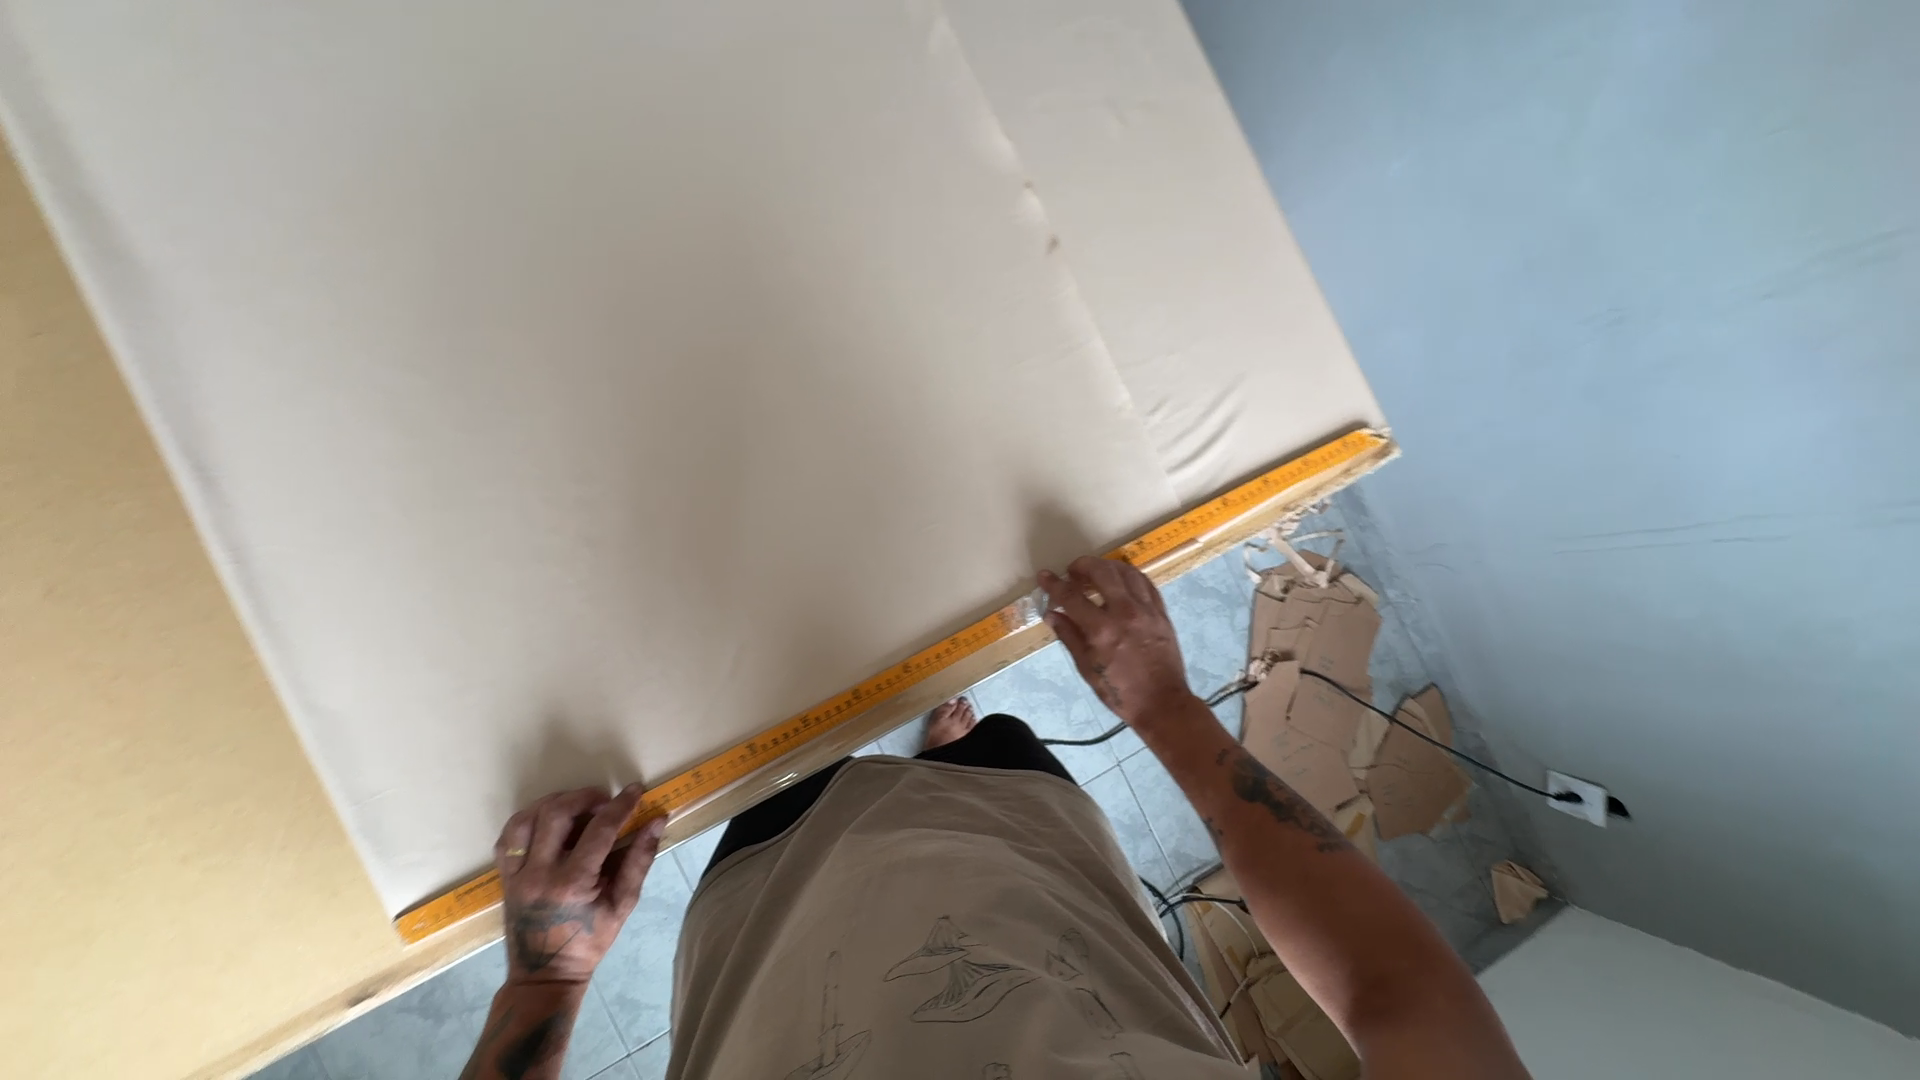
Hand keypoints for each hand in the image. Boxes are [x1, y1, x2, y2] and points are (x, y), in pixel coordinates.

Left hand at [493, 785, 665, 984]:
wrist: (544, 976)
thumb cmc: (590, 941)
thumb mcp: (624, 904)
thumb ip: (640, 859)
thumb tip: (657, 821)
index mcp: (572, 884)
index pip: (599, 830)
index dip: (621, 805)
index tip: (636, 790)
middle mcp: (538, 875)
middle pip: (556, 814)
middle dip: (585, 797)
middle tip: (605, 800)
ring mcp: (516, 876)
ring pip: (526, 819)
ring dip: (554, 803)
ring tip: (576, 806)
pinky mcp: (504, 878)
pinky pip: (508, 838)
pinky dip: (529, 820)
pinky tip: (549, 821)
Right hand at [1039, 556, 1196, 727]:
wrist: (1162, 703)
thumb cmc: (1119, 691)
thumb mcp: (1087, 668)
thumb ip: (1069, 636)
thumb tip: (1051, 614)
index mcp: (1101, 630)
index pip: (1071, 597)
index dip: (1054, 584)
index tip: (1044, 576)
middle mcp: (1125, 613)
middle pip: (1101, 572)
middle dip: (1082, 565)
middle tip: (1073, 571)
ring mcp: (1146, 610)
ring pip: (1126, 571)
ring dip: (1107, 566)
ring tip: (1096, 572)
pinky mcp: (1161, 613)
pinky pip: (1146, 583)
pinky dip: (1130, 576)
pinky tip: (1121, 580)